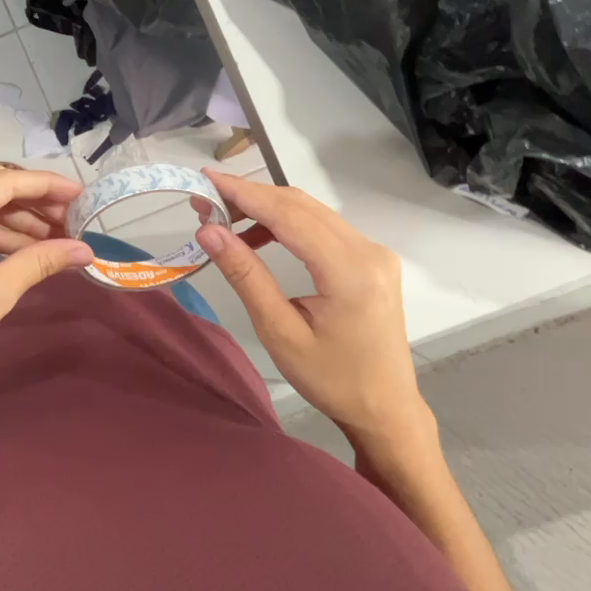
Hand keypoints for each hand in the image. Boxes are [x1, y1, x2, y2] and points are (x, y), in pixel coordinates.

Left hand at [0, 164, 92, 417]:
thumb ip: (41, 261)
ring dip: (21, 220)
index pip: (4, 181)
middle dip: (35, 200)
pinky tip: (34, 253)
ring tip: (60, 239)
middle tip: (73, 217)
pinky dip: (3, 237)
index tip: (81, 195)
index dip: (46, 185)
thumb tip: (85, 250)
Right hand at [195, 170, 430, 445]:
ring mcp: (373, 253)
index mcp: (349, 270)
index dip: (244, 193)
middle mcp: (367, 251)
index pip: (288, 215)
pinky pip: (320, 226)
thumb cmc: (331, 378)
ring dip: (265, 207)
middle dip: (249, 196)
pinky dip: (284, 222)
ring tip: (223, 219)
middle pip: (299, 205)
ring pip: (309, 211)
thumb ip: (245, 275)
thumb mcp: (279, 331)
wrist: (385, 409)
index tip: (205, 181)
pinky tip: (255, 236)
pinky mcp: (369, 259)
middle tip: (205, 203)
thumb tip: (208, 230)